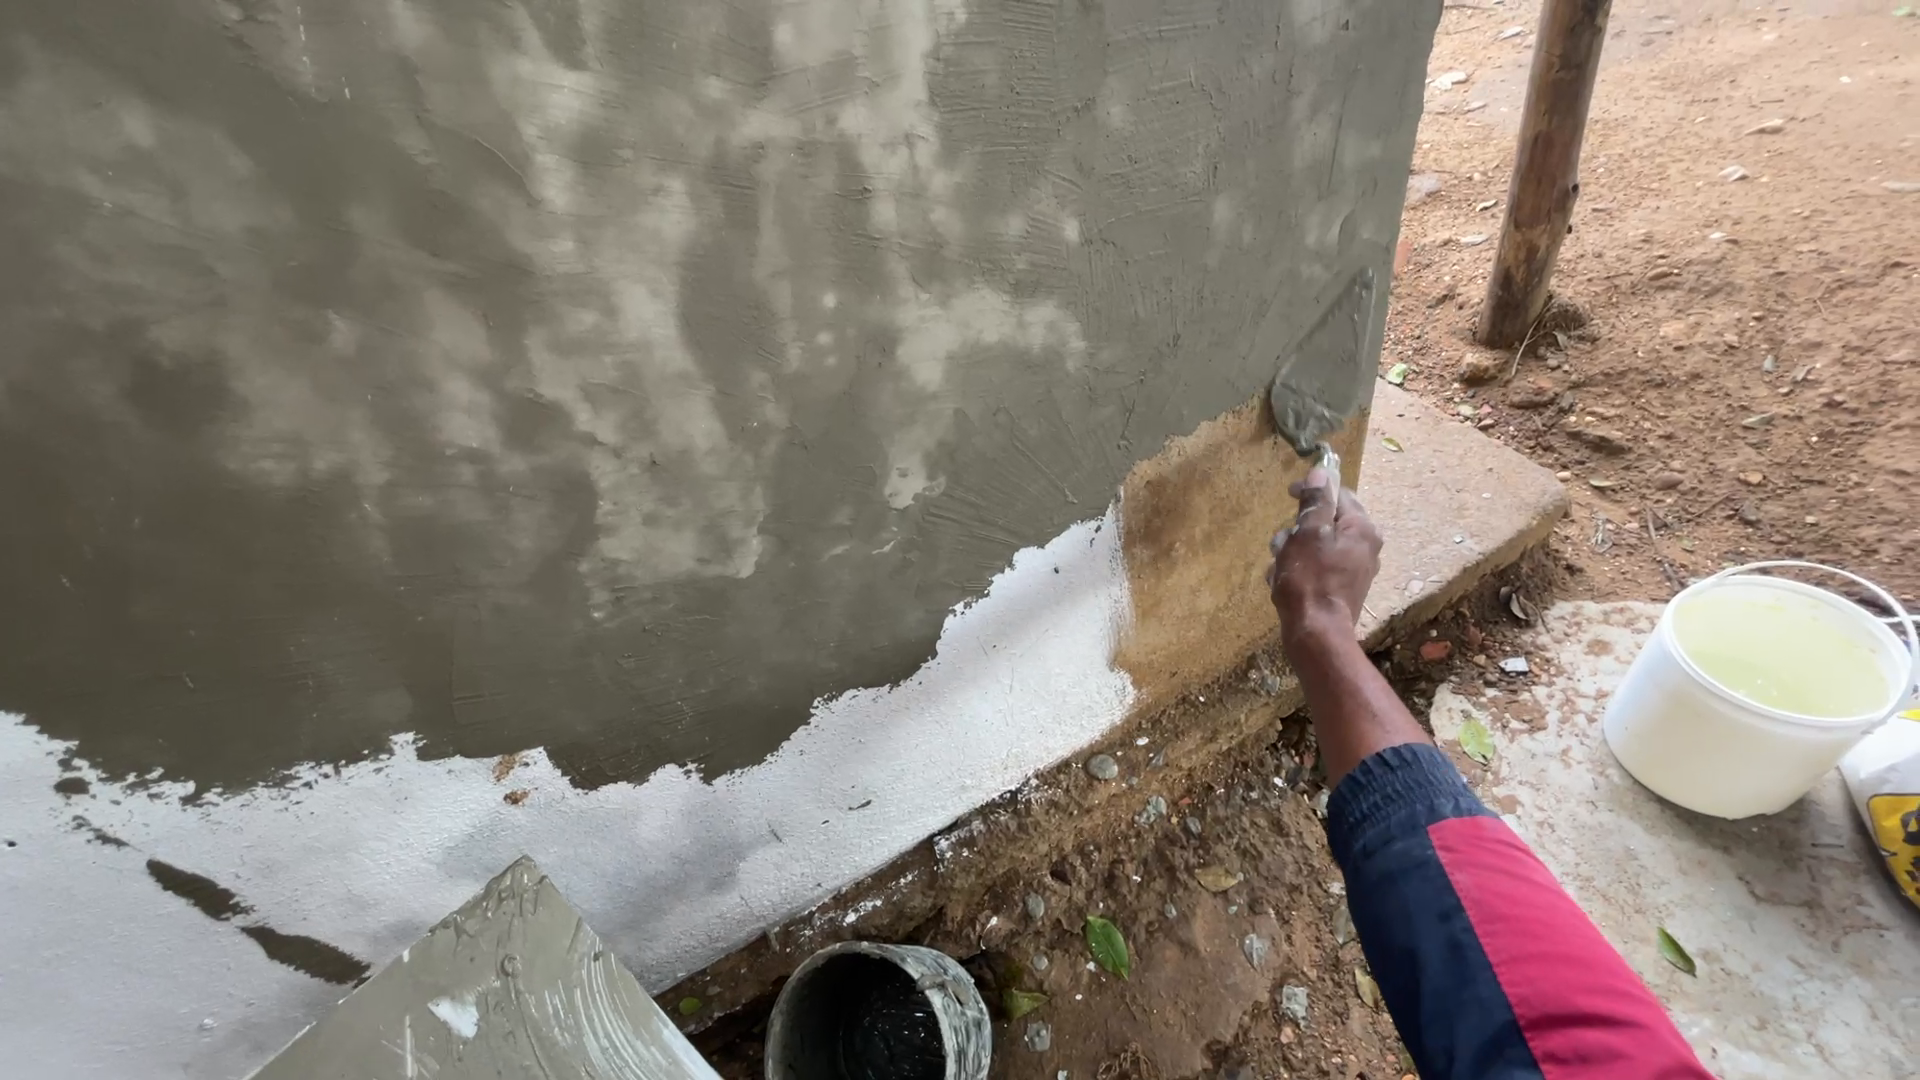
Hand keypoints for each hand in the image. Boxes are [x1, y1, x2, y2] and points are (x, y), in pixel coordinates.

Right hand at [1265, 467, 1383, 651]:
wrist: (1316, 632)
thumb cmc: (1310, 579)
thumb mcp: (1307, 533)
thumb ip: (1316, 501)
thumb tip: (1322, 471)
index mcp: (1362, 528)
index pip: (1339, 493)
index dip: (1312, 490)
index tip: (1288, 493)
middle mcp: (1366, 546)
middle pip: (1326, 521)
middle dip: (1297, 528)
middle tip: (1280, 542)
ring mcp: (1355, 569)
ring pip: (1317, 545)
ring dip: (1293, 550)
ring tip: (1278, 565)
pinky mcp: (1342, 588)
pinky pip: (1317, 566)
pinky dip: (1299, 568)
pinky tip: (1282, 580)